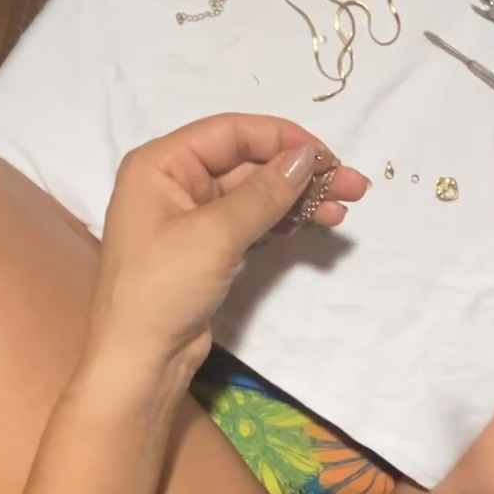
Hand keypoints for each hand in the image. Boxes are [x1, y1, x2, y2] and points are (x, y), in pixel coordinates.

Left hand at [88, 113, 369, 377]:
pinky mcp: (208, 250)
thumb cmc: (164, 288)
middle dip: (299, 174)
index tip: (328, 157)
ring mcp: (192, 218)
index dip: (282, 139)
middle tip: (353, 186)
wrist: (141, 360)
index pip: (231, 133)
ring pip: (255, 195)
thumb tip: (307, 157)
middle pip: (248, 163)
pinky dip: (281, 222)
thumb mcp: (216, 234)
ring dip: (298, 200)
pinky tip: (311, 224)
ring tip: (343, 210)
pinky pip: (251, 223)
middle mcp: (175, 183)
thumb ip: (264, 192)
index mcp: (161, 164)